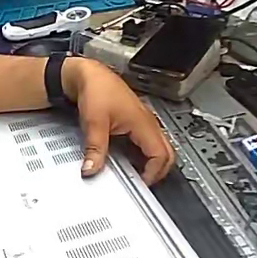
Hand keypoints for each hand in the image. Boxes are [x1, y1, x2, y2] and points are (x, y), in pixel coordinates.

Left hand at [62, 57, 174, 183]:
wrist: (89, 75)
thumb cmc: (96, 89)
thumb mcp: (94, 123)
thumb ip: (95, 149)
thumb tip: (91, 169)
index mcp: (144, 123)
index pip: (161, 155)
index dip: (153, 173)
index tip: (140, 182)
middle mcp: (148, 122)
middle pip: (167, 153)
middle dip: (159, 171)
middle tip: (142, 182)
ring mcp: (144, 121)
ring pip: (159, 147)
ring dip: (151, 162)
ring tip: (134, 173)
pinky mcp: (136, 121)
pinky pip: (147, 141)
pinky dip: (143, 154)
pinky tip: (126, 158)